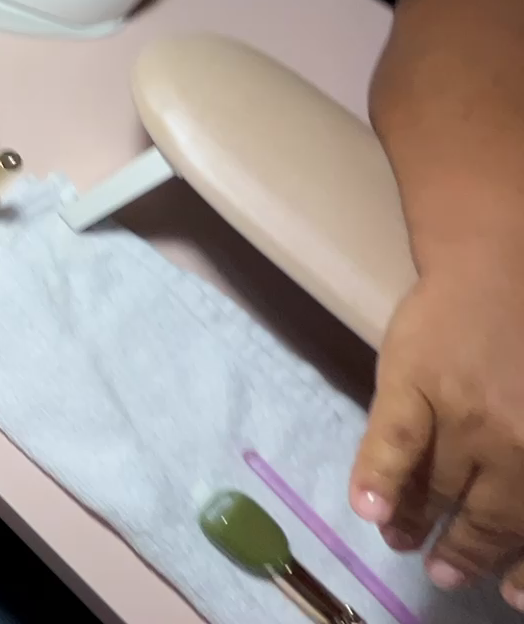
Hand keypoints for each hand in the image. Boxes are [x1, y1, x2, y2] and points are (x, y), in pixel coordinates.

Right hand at [350, 267, 523, 608]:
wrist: (499, 281)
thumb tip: (506, 502)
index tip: (512, 594)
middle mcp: (521, 448)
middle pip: (493, 514)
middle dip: (470, 551)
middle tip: (446, 575)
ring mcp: (464, 420)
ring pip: (440, 485)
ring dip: (417, 520)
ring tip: (395, 540)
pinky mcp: (413, 390)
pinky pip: (394, 441)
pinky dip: (378, 476)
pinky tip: (365, 507)